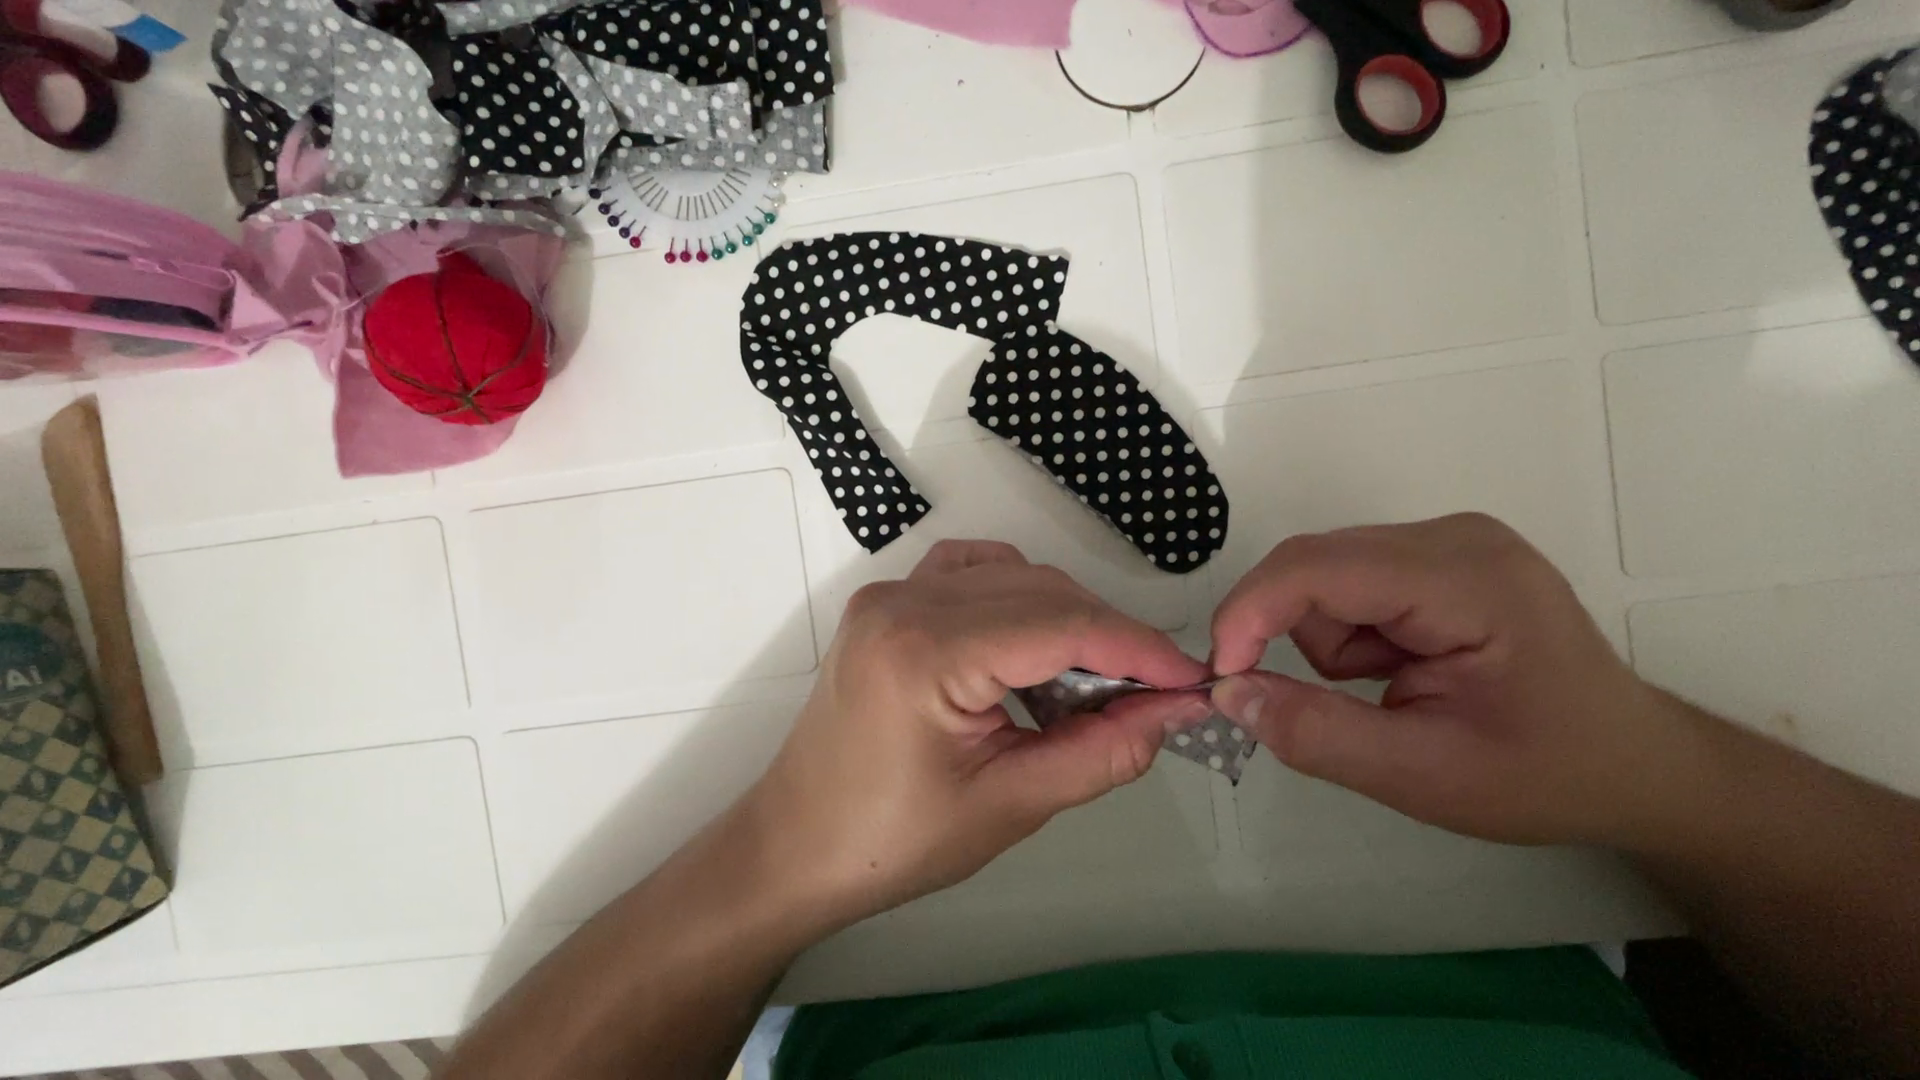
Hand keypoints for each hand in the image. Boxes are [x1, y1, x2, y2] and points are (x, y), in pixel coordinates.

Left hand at [748, 540, 1212, 927]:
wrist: (796, 845)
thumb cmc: (893, 842)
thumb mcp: (1009, 804)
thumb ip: (1101, 751)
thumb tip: (1175, 710)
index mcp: (926, 652)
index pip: (1062, 624)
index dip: (1138, 648)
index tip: (1192, 678)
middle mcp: (904, 603)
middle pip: (1041, 591)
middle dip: (1108, 638)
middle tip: (1151, 696)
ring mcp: (889, 596)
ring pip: (1010, 574)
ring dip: (1065, 617)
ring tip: (1090, 684)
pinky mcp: (886, 605)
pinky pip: (970, 572)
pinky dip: (1016, 596)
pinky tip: (1031, 644)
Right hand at [1208, 513, 1702, 848]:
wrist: (1635, 767)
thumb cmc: (1544, 776)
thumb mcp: (1422, 775)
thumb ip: (1316, 734)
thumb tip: (1227, 692)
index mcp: (1467, 580)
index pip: (1319, 568)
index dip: (1250, 613)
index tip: (1222, 676)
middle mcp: (1454, 537)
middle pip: (1314, 565)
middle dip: (1299, 638)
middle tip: (1323, 706)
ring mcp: (1449, 541)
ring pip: (1324, 575)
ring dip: (1329, 642)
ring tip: (1393, 690)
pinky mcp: (1437, 557)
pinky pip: (1348, 583)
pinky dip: (1351, 634)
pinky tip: (1402, 669)